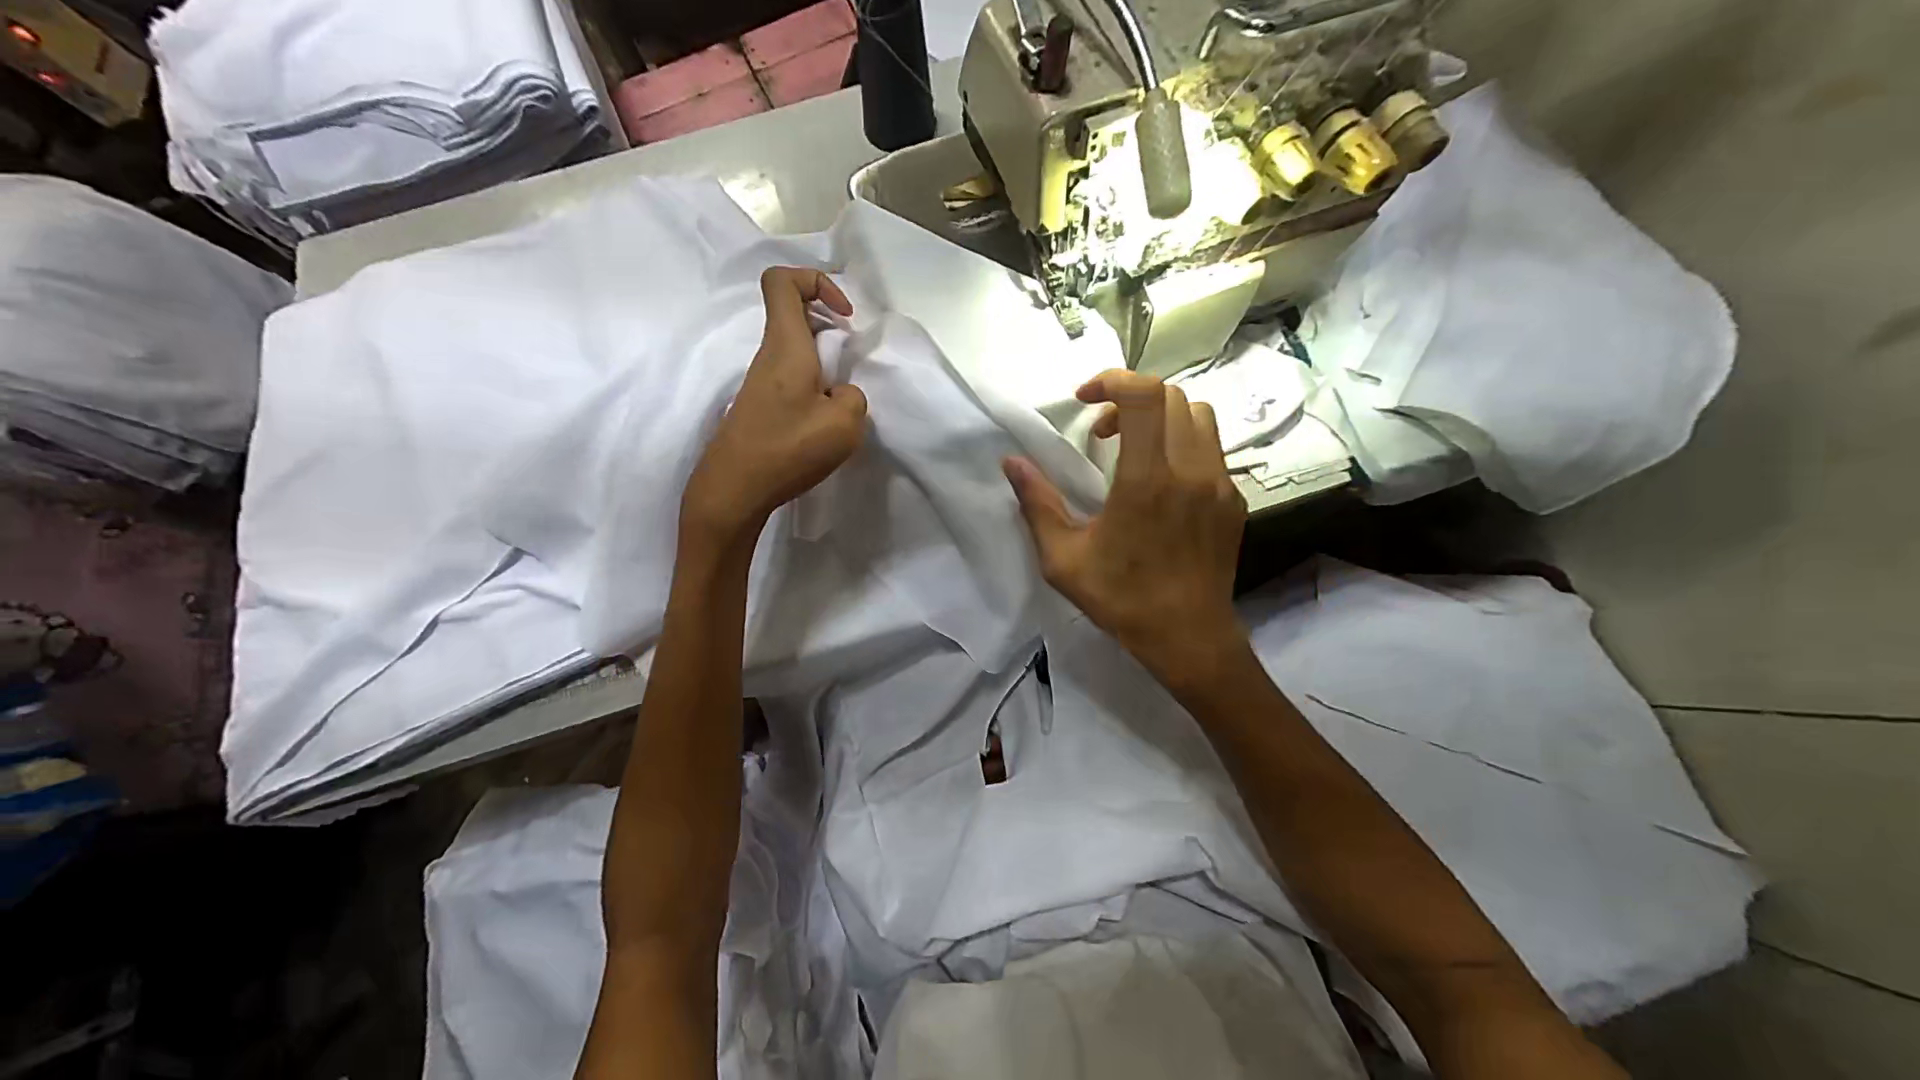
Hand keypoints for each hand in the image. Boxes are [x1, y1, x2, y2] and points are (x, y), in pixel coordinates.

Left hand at [681, 267, 868, 544]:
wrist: (734, 489)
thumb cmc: (788, 448)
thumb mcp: (845, 424)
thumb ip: (854, 398)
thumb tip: (840, 395)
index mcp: (786, 345)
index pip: (782, 281)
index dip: (816, 281)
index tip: (844, 315)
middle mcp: (769, 355)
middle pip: (793, 314)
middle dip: (828, 324)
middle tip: (850, 354)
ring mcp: (761, 382)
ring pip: (795, 350)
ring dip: (824, 362)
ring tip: (842, 398)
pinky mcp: (760, 407)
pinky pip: (791, 379)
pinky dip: (813, 388)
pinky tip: (824, 422)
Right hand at [1004, 370, 1248, 688]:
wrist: (1188, 637)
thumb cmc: (1121, 599)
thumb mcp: (1064, 558)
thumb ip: (1037, 504)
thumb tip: (1011, 463)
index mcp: (1147, 480)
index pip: (1144, 395)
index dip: (1112, 379)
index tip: (1085, 397)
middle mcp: (1191, 471)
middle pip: (1171, 397)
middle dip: (1131, 400)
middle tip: (1103, 431)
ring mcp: (1220, 484)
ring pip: (1198, 416)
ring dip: (1162, 418)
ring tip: (1135, 450)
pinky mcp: (1234, 500)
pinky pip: (1212, 450)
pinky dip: (1183, 445)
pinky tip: (1162, 483)